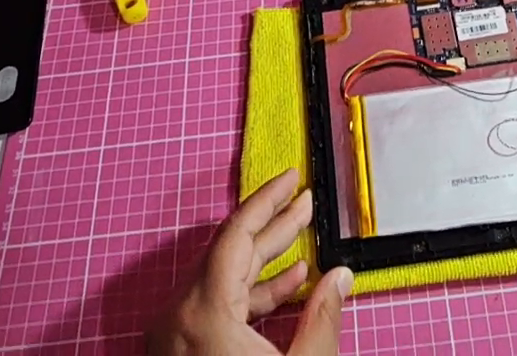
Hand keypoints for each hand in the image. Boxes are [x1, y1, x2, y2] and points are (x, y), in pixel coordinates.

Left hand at [147, 168, 352, 355]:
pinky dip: (252, 293)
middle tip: (305, 202)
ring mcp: (176, 337)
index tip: (292, 178)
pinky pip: (218, 307)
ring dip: (267, 261)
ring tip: (304, 240)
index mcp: (201, 314)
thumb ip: (322, 320)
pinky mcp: (182, 352)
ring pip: (224, 279)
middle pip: (230, 252)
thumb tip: (341, 277)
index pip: (236, 233)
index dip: (268, 200)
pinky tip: (289, 284)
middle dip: (274, 227)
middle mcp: (180, 318)